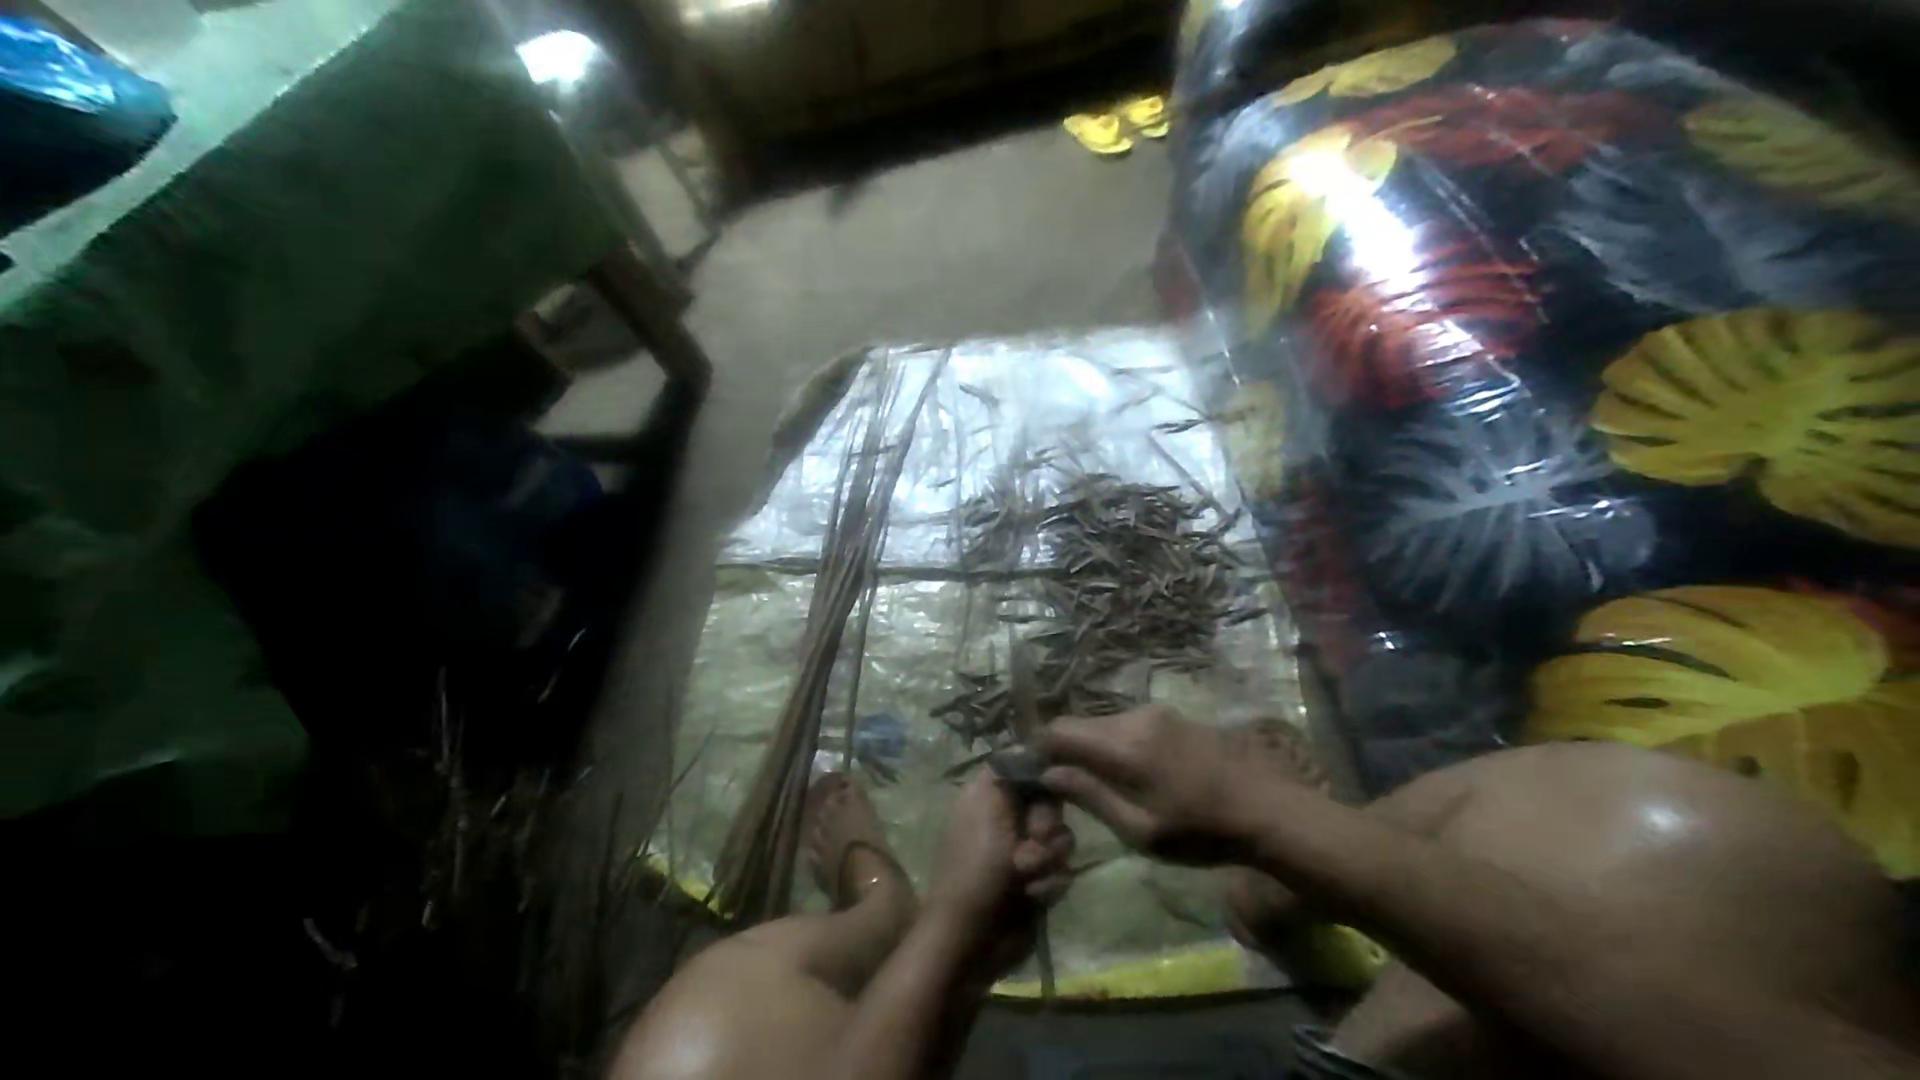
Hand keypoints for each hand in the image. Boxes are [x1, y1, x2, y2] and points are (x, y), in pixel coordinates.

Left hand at [928, 772, 1074, 928]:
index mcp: (989, 795)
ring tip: (1027, 878)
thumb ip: (1006, 771)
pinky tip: (1033, 896)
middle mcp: (1008, 818)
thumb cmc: (976, 868)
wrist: (972, 939)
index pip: (1028, 767)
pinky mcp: (1039, 881)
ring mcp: (1025, 851)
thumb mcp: (986, 807)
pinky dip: (1049, 884)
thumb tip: (1024, 742)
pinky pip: (1062, 870)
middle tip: (1032, 844)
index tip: (1049, 789)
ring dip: (1048, 859)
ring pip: (1061, 838)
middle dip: (1047, 826)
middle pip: (1050, 802)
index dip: (1042, 777)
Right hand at [1039, 706, 1285, 864]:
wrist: (1268, 810)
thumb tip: (1048, 773)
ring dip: (1092, 748)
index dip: (1039, 748)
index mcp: (1123, 745)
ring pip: (1102, 723)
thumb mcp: (1139, 829)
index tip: (1036, 773)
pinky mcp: (1170, 715)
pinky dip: (1116, 744)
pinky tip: (1134, 773)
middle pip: (1079, 724)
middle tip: (1069, 786)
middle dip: (1066, 750)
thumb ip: (1090, 795)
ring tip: (1104, 784)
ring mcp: (1154, 712)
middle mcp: (1133, 717)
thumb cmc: (1201, 831)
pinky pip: (1126, 724)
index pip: (1059, 731)